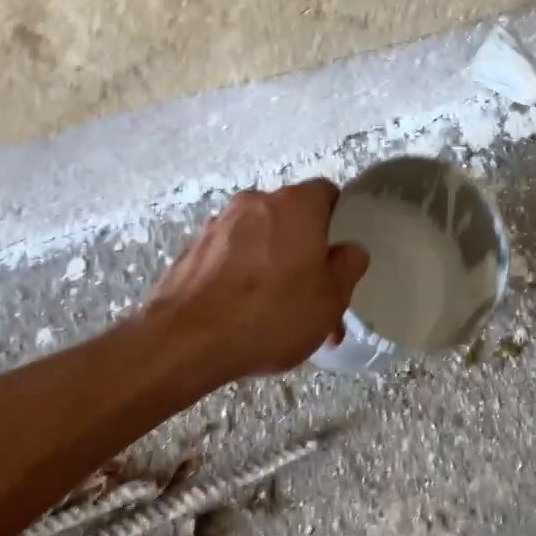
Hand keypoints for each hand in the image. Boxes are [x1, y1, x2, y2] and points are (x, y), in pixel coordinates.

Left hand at [146, 179, 369, 379]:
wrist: (185, 341)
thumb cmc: (272, 312)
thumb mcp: (332, 297)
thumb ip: (349, 265)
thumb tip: (349, 249)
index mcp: (296, 204)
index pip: (327, 194)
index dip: (338, 222)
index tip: (339, 257)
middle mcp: (255, 202)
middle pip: (292, 222)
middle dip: (306, 257)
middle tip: (316, 303)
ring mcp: (218, 225)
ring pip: (260, 243)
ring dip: (274, 271)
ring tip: (280, 321)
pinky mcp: (191, 252)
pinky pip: (231, 261)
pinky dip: (242, 281)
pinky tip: (245, 319)